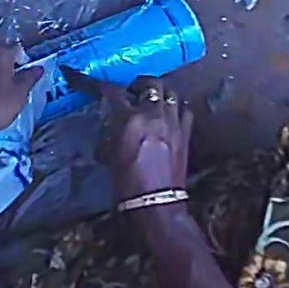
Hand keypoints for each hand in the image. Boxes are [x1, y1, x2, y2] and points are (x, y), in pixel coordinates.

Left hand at [0, 45, 42, 149]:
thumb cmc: (1, 104)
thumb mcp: (21, 91)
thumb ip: (30, 76)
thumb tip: (39, 68)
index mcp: (1, 53)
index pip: (16, 49)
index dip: (24, 60)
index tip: (27, 73)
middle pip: (1, 52)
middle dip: (9, 62)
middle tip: (16, 78)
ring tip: (3, 83)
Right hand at [99, 77, 192, 199]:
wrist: (155, 204)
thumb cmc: (126, 182)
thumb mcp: (109, 153)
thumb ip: (112, 131)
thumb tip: (113, 122)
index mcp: (130, 119)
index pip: (116, 92)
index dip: (106, 87)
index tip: (102, 87)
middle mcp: (154, 114)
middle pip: (151, 84)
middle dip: (139, 84)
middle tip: (132, 91)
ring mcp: (173, 122)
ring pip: (171, 93)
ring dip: (160, 92)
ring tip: (153, 98)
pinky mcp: (186, 133)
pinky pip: (184, 110)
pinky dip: (176, 107)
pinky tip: (170, 113)